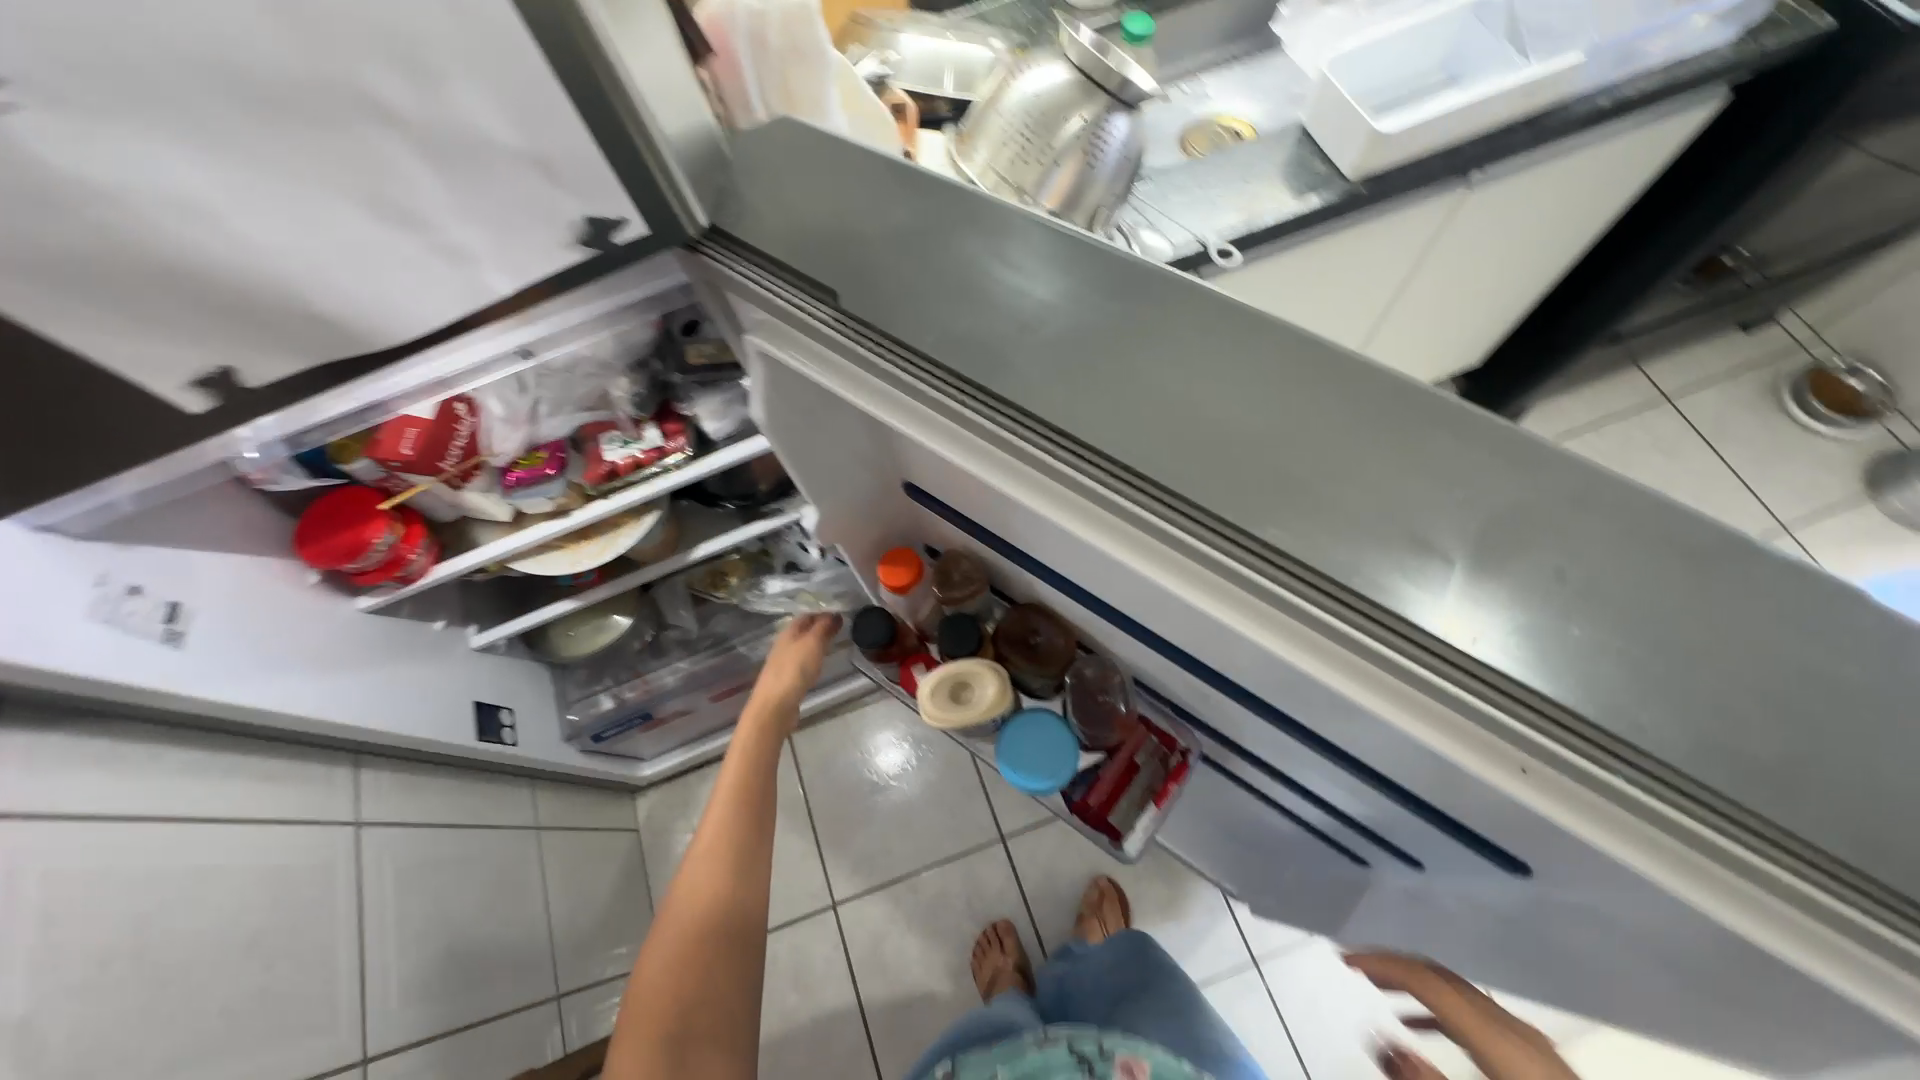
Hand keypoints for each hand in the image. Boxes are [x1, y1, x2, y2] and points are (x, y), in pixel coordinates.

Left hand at [747, 613, 843, 723]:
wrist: (775, 705)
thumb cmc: (795, 669)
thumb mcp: (813, 643)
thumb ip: (824, 627)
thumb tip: (835, 613)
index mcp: (788, 632)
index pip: (806, 615)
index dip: (822, 612)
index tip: (841, 612)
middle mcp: (784, 644)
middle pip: (803, 631)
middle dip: (820, 627)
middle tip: (842, 627)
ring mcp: (784, 662)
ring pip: (802, 646)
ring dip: (817, 643)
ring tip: (835, 643)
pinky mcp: (786, 679)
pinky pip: (801, 662)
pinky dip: (812, 658)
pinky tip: (820, 664)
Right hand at [1346, 951, 1580, 1079]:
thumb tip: (1382, 1040)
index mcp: (1502, 1043)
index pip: (1431, 983)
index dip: (1383, 966)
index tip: (1342, 962)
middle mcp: (1517, 1033)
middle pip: (1447, 981)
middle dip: (1395, 967)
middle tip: (1350, 967)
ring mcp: (1532, 1046)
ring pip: (1463, 996)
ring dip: (1416, 986)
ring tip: (1376, 991)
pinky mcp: (1538, 1063)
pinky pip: (1479, 1017)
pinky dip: (1441, 1010)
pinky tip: (1421, 1028)